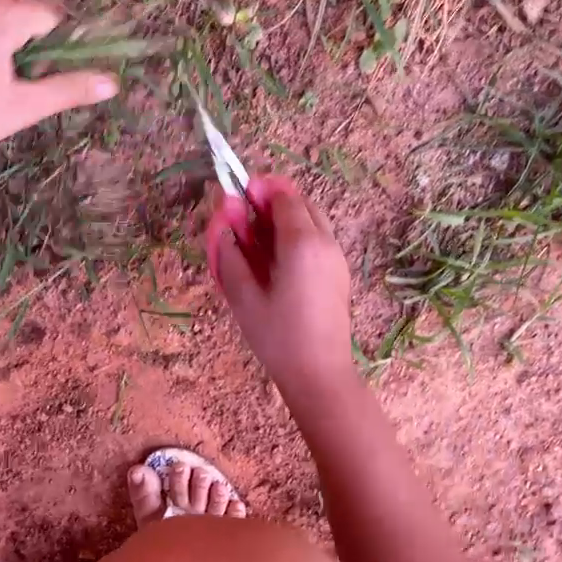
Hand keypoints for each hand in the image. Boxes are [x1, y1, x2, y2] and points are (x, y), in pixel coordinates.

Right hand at [206, 176, 355, 390]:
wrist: (318, 373)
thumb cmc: (276, 336)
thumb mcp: (242, 296)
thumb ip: (230, 253)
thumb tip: (223, 224)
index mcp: (302, 243)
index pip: (283, 197)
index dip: (259, 189)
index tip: (236, 193)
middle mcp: (325, 242)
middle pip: (301, 202)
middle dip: (271, 200)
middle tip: (242, 215)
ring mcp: (336, 257)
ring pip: (311, 219)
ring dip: (283, 218)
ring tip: (254, 239)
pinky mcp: (338, 273)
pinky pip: (316, 239)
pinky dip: (295, 235)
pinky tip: (273, 259)